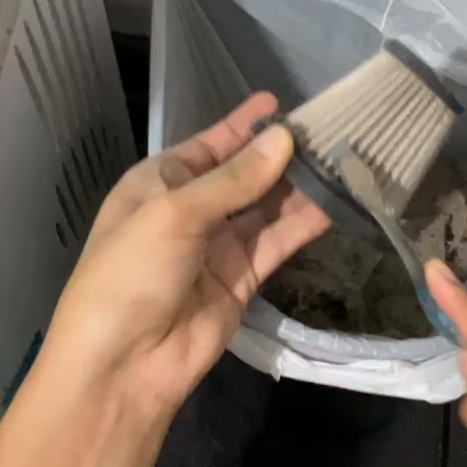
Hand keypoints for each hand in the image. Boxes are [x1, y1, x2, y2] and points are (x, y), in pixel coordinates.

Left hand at [37, 93, 329, 412]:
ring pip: (267, 206)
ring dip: (299, 186)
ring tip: (342, 159)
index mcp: (160, 183)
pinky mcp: (244, 277)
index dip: (243, 125)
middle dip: (280, 154)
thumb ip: (234, 180)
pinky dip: (304, 222)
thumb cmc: (131, 274)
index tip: (280, 101)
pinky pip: (278, 241)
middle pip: (244, 173)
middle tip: (330, 130)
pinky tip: (336, 201)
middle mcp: (191, 209)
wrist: (123, 365)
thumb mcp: (174, 214)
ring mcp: (219, 244)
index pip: (209, 144)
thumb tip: (284, 138)